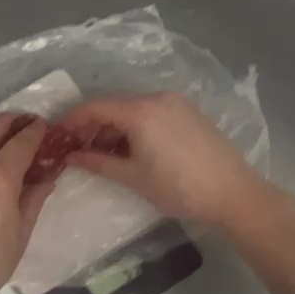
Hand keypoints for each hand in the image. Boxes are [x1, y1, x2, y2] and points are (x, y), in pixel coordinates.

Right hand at [63, 93, 285, 230]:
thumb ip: (97, 162)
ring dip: (114, 128)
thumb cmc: (179, 187)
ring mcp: (176, 103)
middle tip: (78, 149)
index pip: (95, 107)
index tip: (59, 137)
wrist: (235, 195)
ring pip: (133, 109)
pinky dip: (135, 126)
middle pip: (113, 106)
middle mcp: (156, 98)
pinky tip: (132, 149)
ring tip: (104, 154)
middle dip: (93, 126)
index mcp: (140, 111)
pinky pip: (151, 112)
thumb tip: (69, 157)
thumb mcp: (132, 177)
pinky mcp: (189, 113)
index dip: (73, 121)